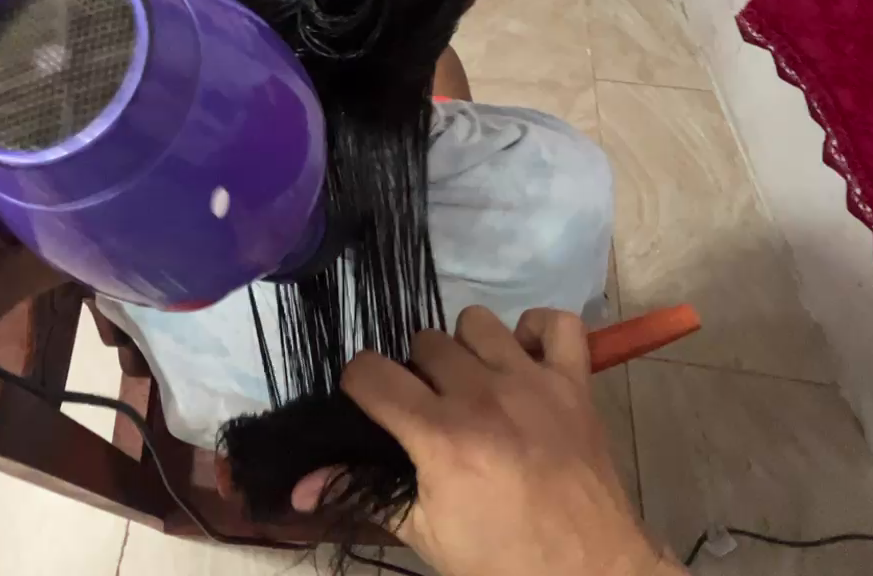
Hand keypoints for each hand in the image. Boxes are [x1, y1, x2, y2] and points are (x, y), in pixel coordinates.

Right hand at [307, 306, 678, 575]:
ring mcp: (532, 381)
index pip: (369, 371)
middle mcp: (482, 395)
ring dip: (469, 350)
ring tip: (478, 387)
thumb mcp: (426, 535)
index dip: (360, 383)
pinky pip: (555, 322)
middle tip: (433, 410)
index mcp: (440, 436)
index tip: (372, 404)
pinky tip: (526, 364)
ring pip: (476, 321)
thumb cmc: (503, 562)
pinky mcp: (574, 382)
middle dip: (419, 373)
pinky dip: (538, 334)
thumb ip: (361, 494)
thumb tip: (298, 487)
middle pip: (424, 341)